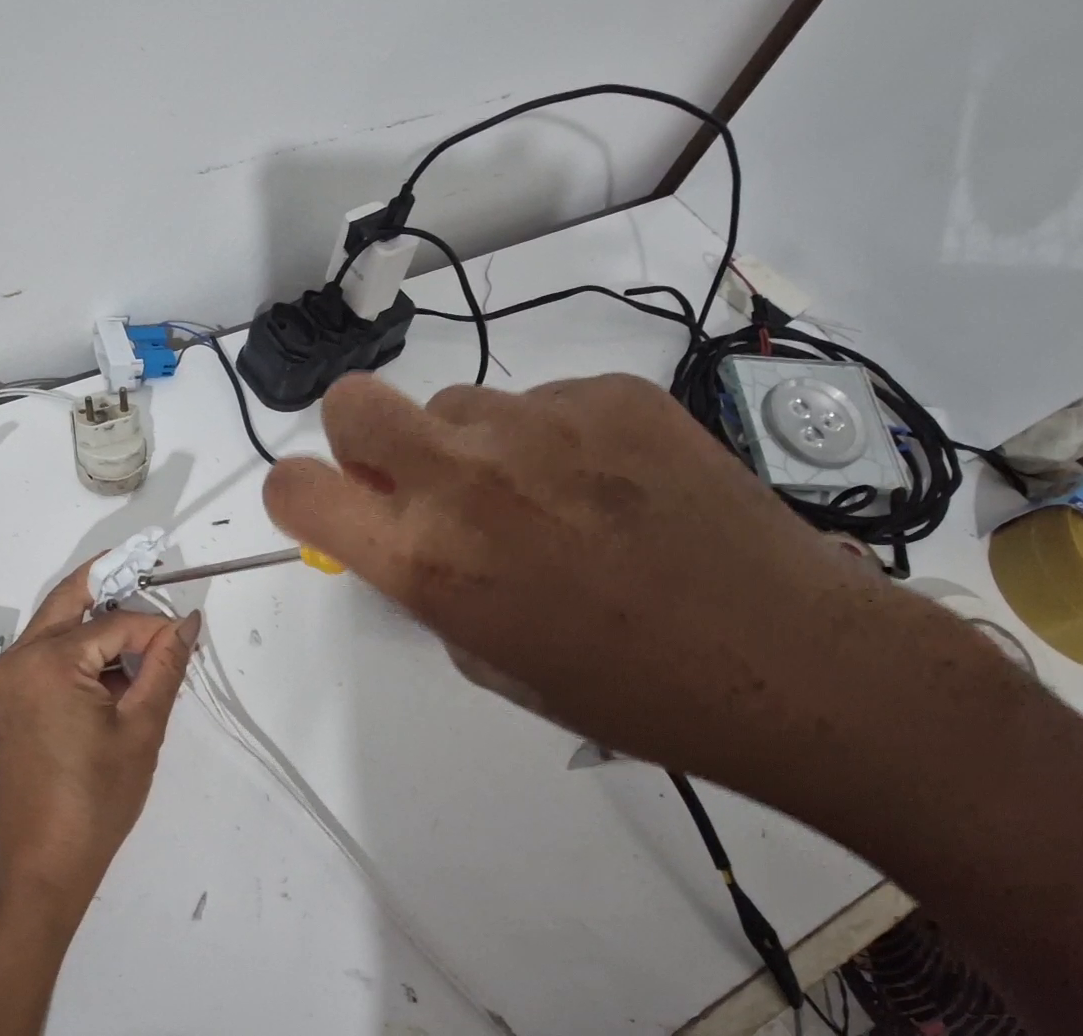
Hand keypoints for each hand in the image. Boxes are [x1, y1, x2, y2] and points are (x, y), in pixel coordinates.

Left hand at [0, 560, 201, 903]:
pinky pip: (47, 654)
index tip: (186, 639)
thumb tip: (187, 621)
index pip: (115, 623)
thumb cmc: (97, 798)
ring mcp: (7, 678)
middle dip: (111, 582)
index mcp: (48, 660)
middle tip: (149, 564)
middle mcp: (18, 657)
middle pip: (70, 600)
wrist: (43, 861)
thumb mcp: (142, 728)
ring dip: (97, 621)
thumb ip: (164, 666)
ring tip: (144, 635)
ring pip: (57, 625)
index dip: (155, 627)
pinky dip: (81, 651)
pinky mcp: (9, 698)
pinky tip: (115, 668)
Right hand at [260, 373, 964, 794]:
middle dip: (364, 437)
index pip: (295, 487)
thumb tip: (404, 528)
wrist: (787, 661)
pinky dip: (553, 435)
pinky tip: (613, 483)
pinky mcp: (609, 393)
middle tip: (419, 478)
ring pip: (457, 403)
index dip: (299, 493)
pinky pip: (542, 399)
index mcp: (422, 558)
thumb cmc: (621, 689)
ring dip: (471, 442)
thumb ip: (423, 580)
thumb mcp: (485, 657)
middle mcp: (461, 476)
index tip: (333, 506)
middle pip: (352, 402)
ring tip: (547, 494)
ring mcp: (537, 423)